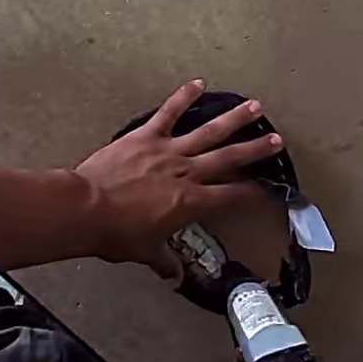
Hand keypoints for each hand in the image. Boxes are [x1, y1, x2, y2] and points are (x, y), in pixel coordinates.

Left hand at [74, 79, 280, 279]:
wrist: (85, 208)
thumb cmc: (116, 233)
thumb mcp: (145, 251)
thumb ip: (164, 261)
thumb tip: (174, 278)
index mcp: (191, 202)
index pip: (230, 196)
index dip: (251, 192)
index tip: (267, 188)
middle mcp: (187, 173)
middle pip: (229, 158)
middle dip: (255, 150)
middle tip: (276, 140)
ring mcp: (169, 151)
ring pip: (209, 131)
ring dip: (234, 119)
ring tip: (255, 107)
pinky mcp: (146, 136)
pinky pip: (168, 113)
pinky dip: (184, 97)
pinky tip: (199, 83)